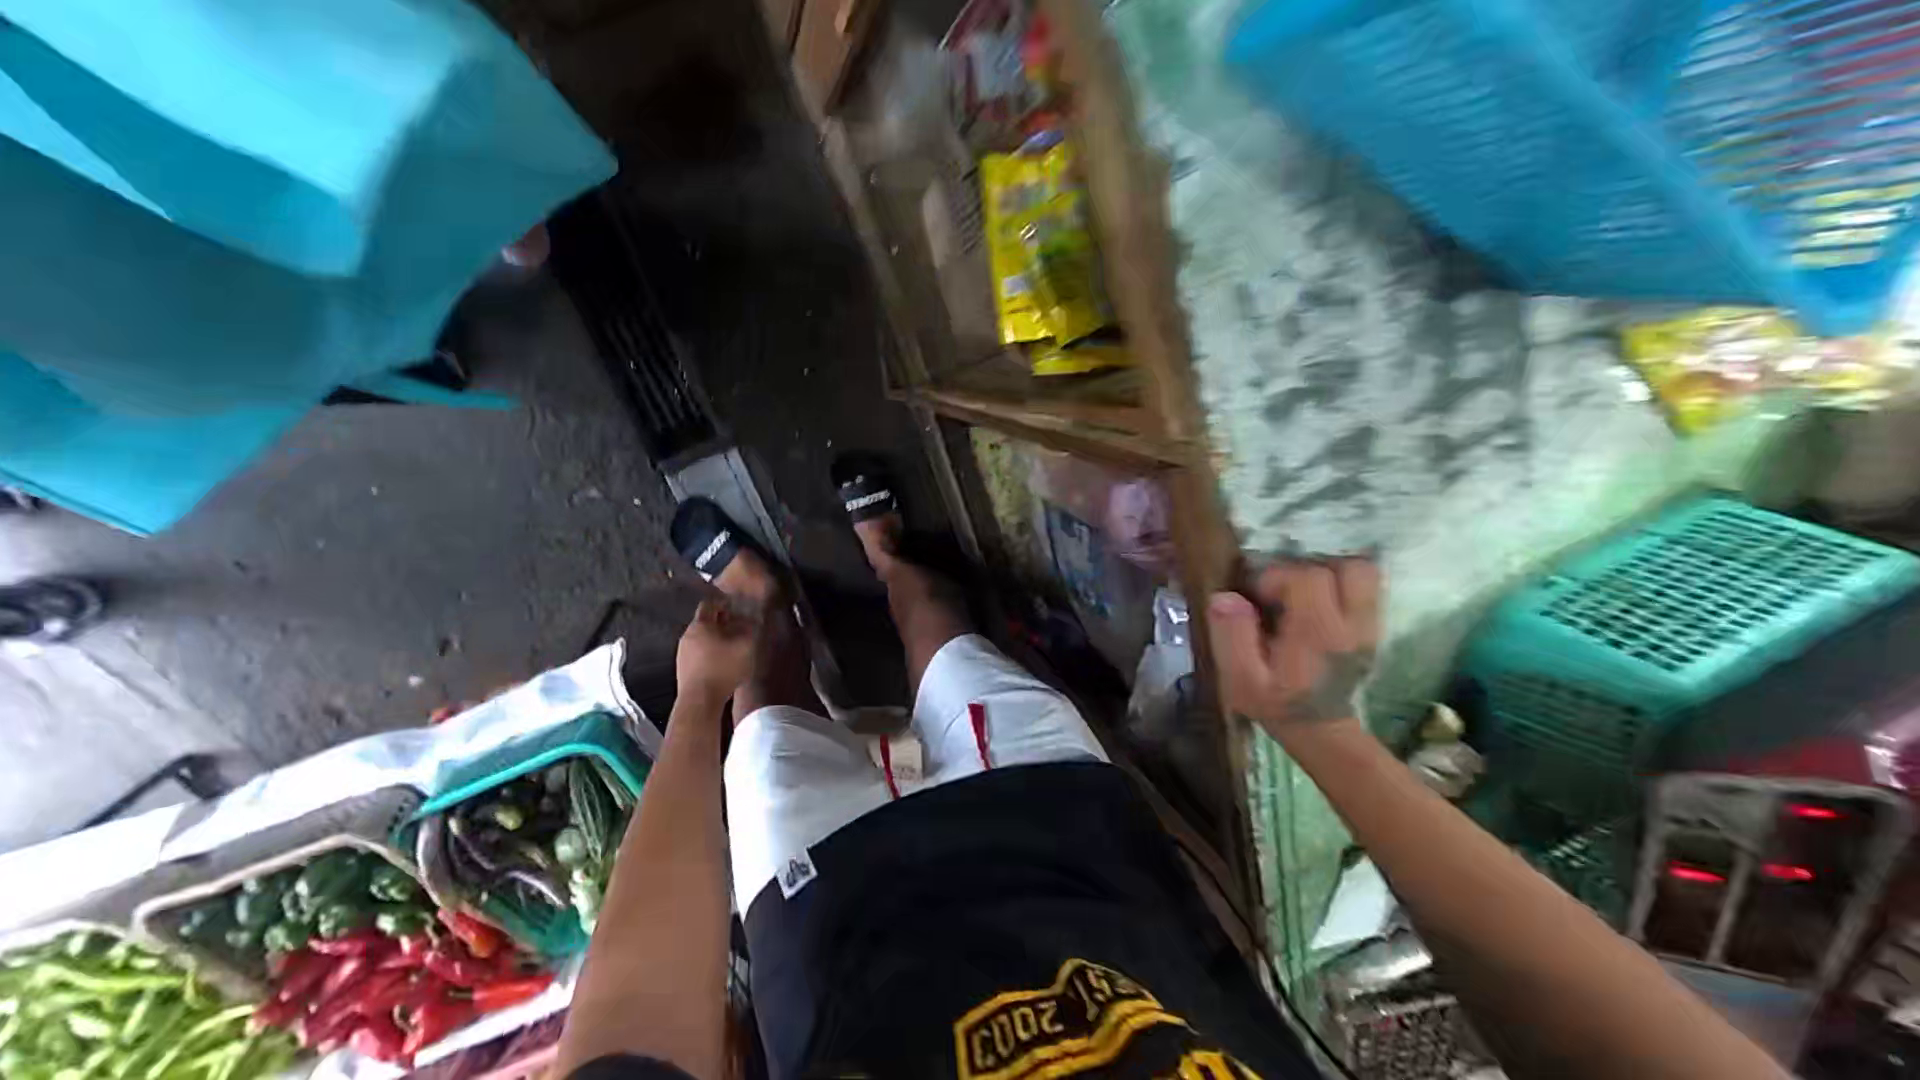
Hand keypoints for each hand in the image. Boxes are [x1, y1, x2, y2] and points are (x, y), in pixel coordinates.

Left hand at [675, 598, 756, 704]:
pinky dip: (710, 652)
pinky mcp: (683, 669)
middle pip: (705, 621)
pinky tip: (722, 661)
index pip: (709, 604)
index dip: (724, 602)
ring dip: (716, 638)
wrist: (700, 701)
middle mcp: (687, 636)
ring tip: (733, 644)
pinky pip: (698, 653)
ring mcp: (682, 653)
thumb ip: (751, 629)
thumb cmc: (723, 668)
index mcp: (700, 625)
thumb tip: (752, 619)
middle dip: (722, 621)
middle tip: (739, 625)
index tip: (737, 605)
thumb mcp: (746, 646)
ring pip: (701, 638)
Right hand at [1206, 559, 1380, 734]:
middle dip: (1305, 571)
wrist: (1320, 730)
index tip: (1257, 598)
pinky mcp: (1373, 627)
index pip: (1306, 577)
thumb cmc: (1276, 703)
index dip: (1275, 578)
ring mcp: (1369, 625)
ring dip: (1329, 573)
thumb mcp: (1240, 679)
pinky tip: (1318, 603)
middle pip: (1344, 568)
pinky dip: (1342, 585)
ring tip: (1302, 593)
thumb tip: (1226, 597)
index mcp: (1318, 633)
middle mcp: (1352, 624)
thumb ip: (1231, 636)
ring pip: (1363, 572)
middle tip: (1283, 594)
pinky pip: (1368, 587)